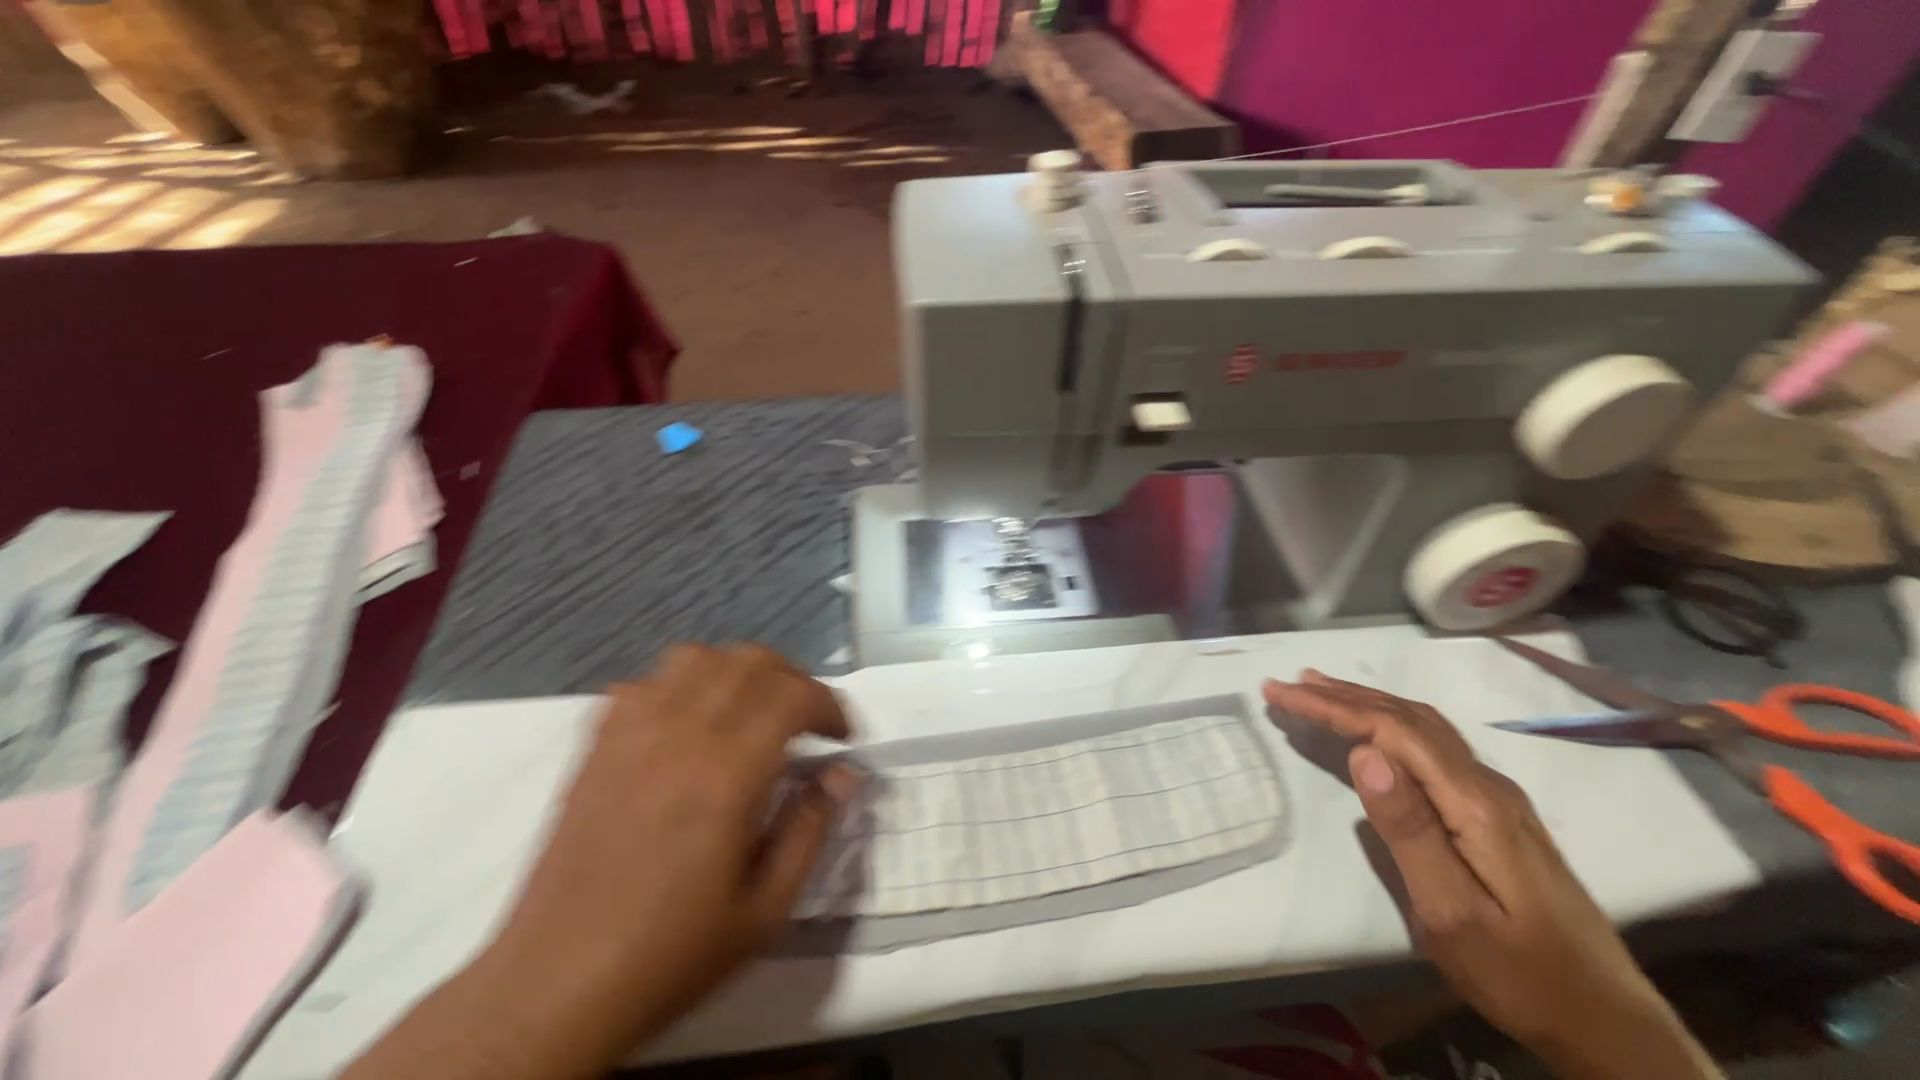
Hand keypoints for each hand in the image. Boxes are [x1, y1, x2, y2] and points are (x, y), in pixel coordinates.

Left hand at [345, 644, 855, 1079]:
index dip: (829, 704)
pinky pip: (642, 684)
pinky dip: (679, 687)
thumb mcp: (766, 910)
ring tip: (750, 714)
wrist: (558, 982)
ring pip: (695, 658)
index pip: (792, 695)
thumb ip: (810, 831)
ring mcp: (629, 734)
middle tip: (807, 723)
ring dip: (737, 673)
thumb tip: (841, 775)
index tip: (841, 738)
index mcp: (727, 775)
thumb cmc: (672, 953)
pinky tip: (686, 727)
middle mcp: (679, 736)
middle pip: (749, 662)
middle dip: (793, 680)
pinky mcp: (594, 746)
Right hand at [1263, 671, 1720, 1079]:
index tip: (1280, 692)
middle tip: (1286, 684)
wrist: (1607, 1020)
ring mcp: (1497, 800)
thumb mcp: (1451, 913)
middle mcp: (1488, 786)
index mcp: (1474, 803)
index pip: (1393, 731)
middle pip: (1409, 719)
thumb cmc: (1520, 974)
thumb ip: (1408, 829)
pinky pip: (1434, 749)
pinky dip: (1392, 727)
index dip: (1333, 706)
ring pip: (1425, 730)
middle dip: (1342, 696)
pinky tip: (1377, 734)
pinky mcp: (1496, 817)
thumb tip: (1366, 754)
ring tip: (1319, 692)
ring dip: (1368, 705)